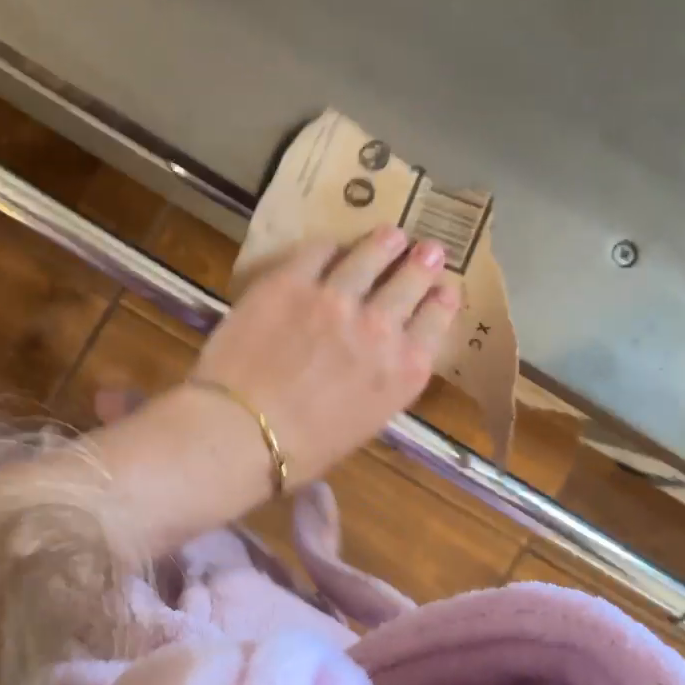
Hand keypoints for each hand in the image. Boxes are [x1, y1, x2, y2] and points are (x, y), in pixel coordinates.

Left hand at [190, 227, 459, 488]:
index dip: (441, 299)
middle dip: (421, 263)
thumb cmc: (298, 450)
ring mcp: (335, 299)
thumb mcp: (362, 424)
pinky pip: (317, 252)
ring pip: (370, 255)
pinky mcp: (290, 283)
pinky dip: (328, 248)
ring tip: (389, 235)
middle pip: (410, 281)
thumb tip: (369, 365)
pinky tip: (329, 247)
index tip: (443, 288)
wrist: (242, 431)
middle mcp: (380, 327)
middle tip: (426, 250)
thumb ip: (377, 385)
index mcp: (404, 371)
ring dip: (383, 243)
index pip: (436, 320)